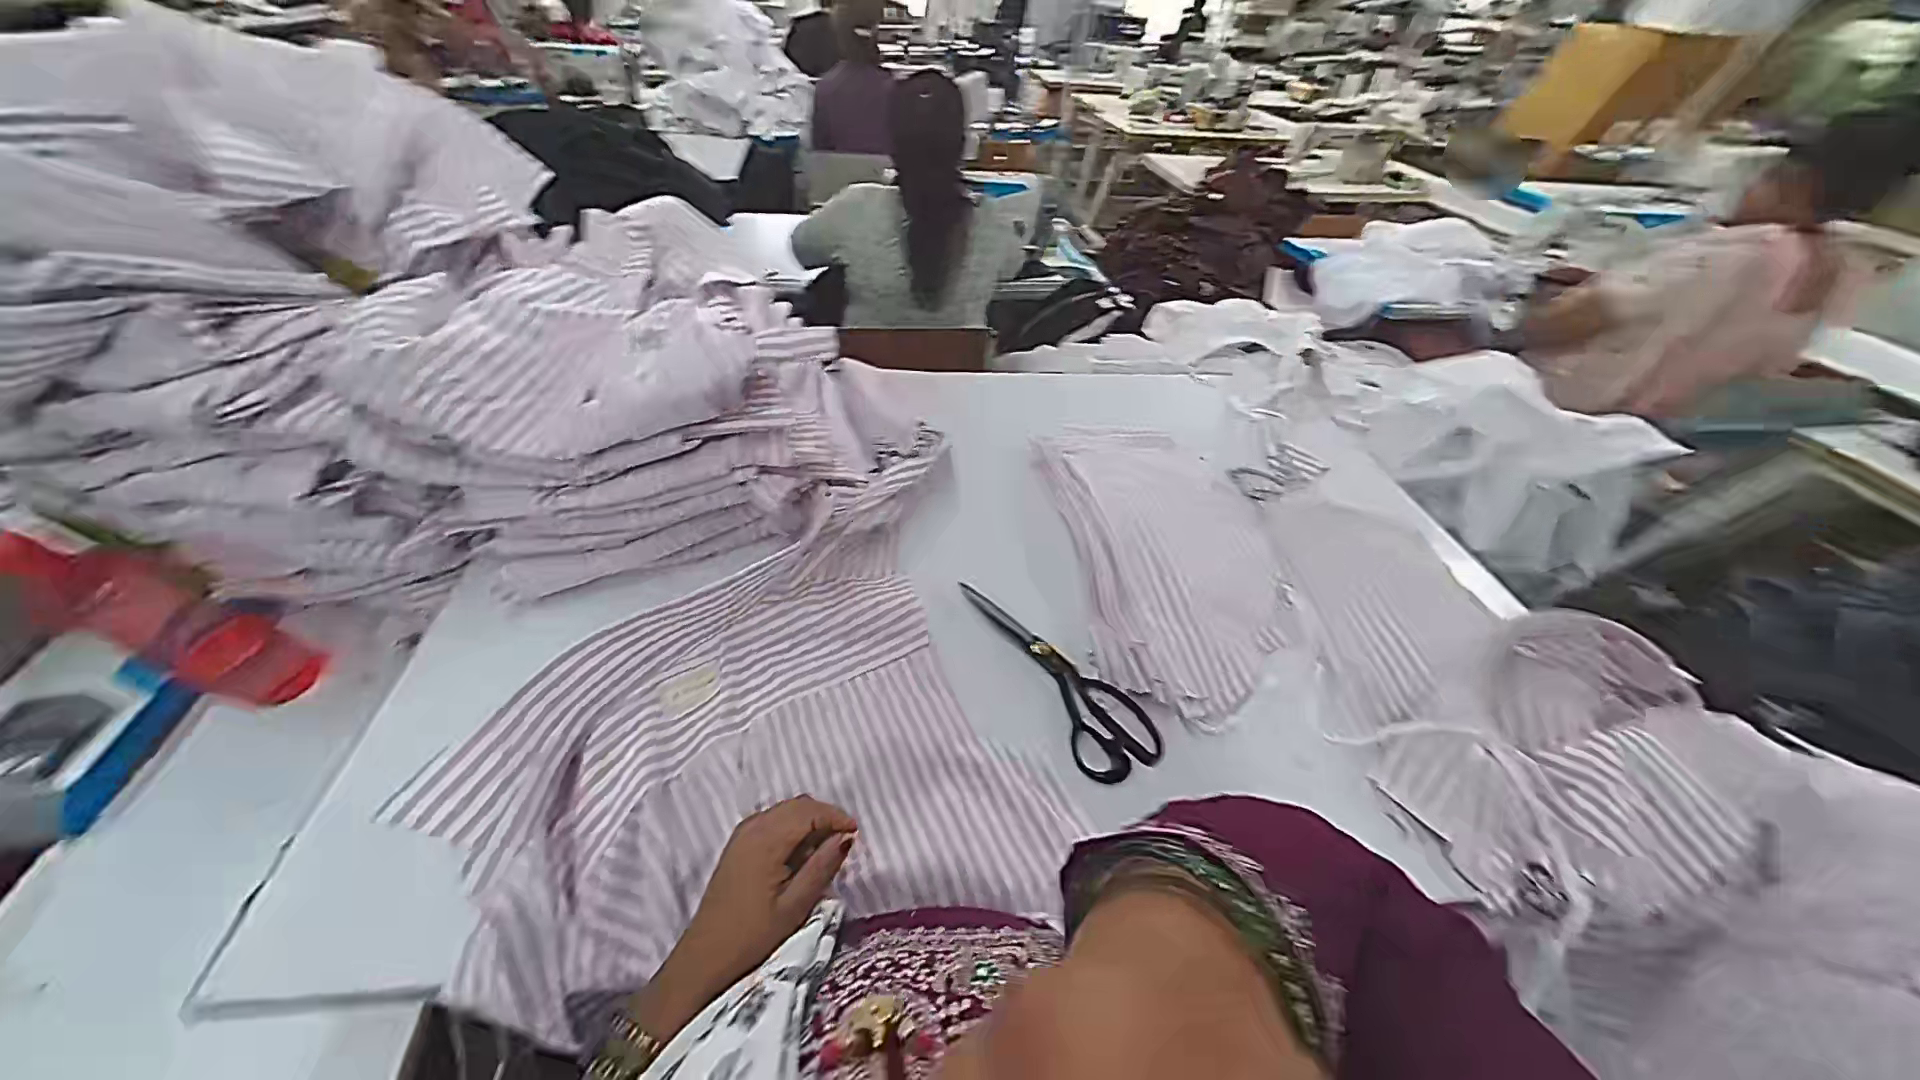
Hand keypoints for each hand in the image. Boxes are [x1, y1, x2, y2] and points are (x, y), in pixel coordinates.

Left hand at [625, 796, 857, 1040]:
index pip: (810, 811)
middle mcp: (753, 826)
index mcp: (766, 839)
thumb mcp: (795, 905)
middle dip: (825, 817)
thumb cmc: (752, 936)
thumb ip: (823, 866)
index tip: (856, 834)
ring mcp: (743, 833)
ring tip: (825, 850)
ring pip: (786, 810)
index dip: (837, 817)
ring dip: (809, 822)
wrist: (705, 959)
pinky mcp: (739, 844)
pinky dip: (793, 828)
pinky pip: (774, 820)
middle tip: (844, 842)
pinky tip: (801, 854)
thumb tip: (847, 837)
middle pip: (798, 805)